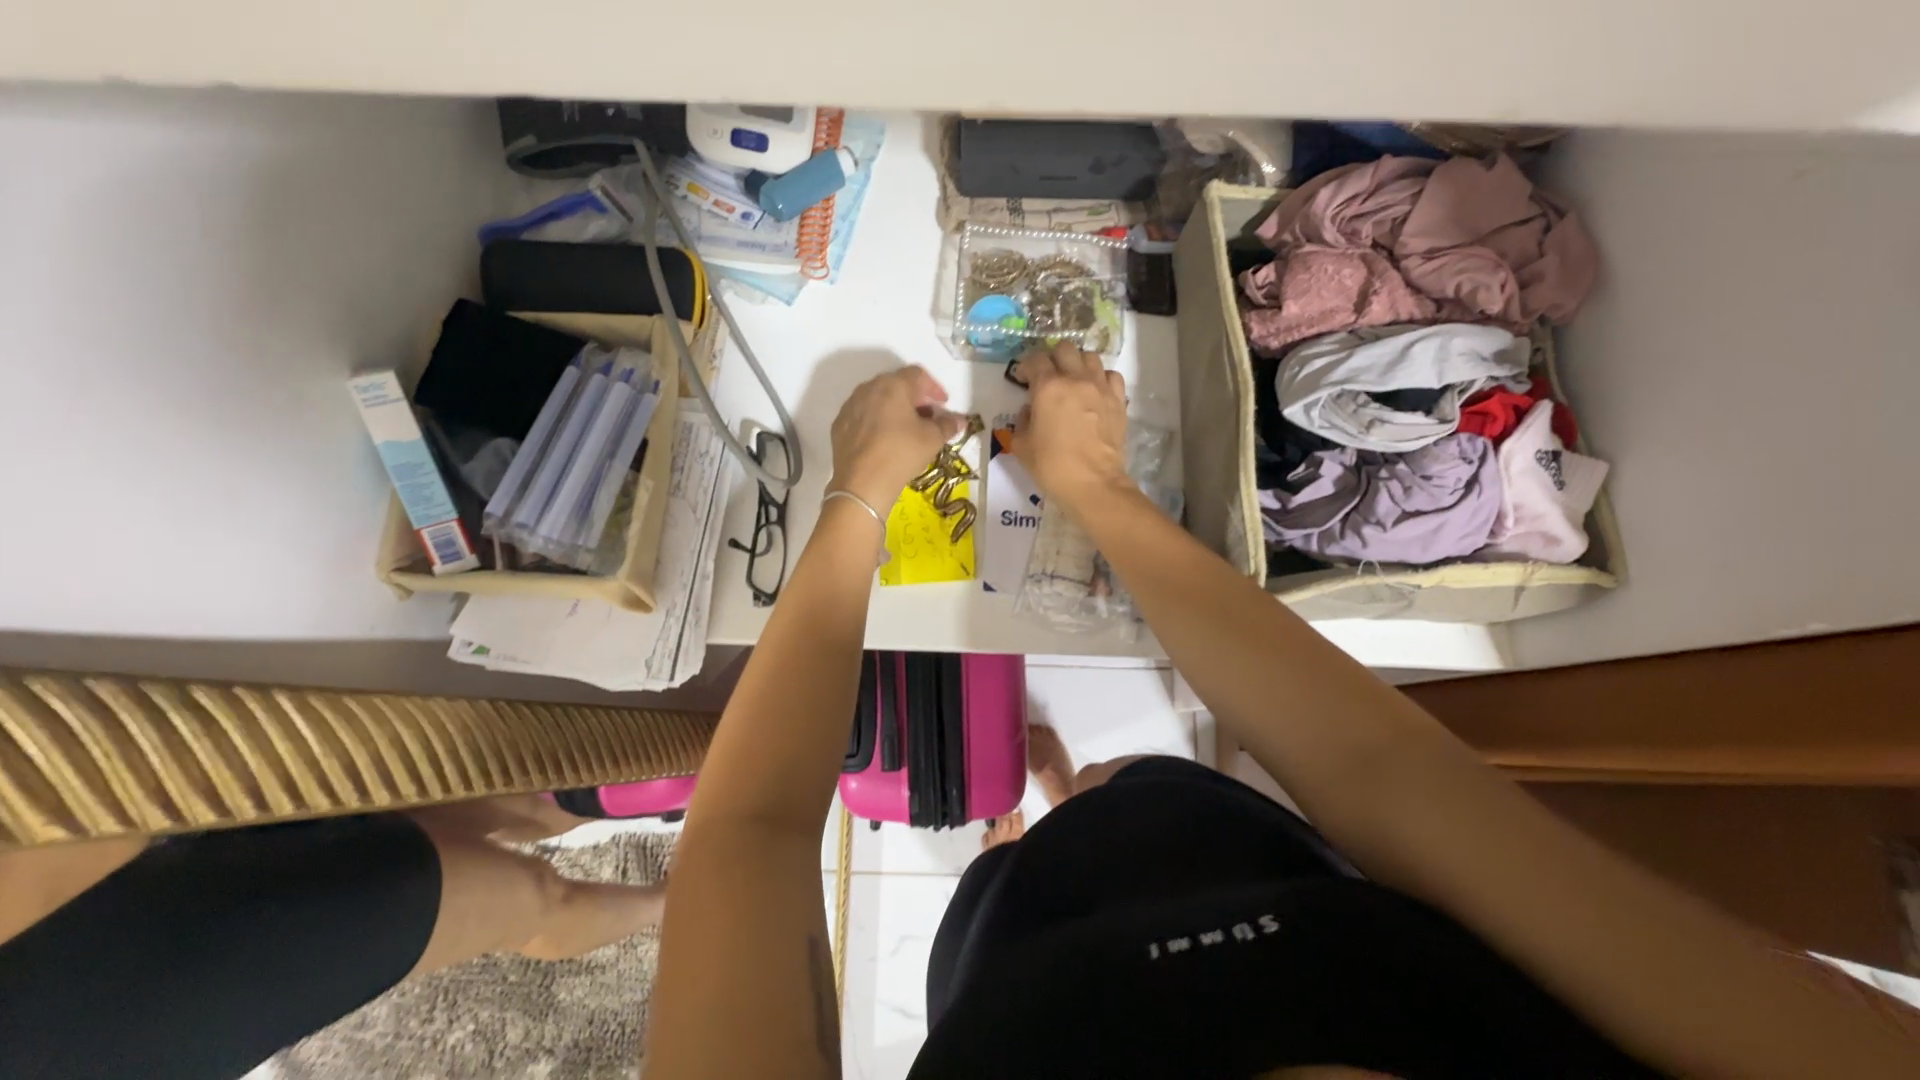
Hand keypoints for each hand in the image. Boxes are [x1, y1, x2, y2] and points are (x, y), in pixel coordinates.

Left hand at [829, 365, 965, 509]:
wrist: (862, 483)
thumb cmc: (902, 453)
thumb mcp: (932, 439)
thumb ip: (948, 425)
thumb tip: (959, 420)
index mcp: (893, 385)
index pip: (917, 374)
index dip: (934, 387)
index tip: (943, 404)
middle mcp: (868, 388)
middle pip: (895, 384)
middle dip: (913, 397)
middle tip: (926, 416)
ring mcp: (850, 406)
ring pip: (876, 399)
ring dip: (893, 408)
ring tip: (905, 428)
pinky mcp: (839, 425)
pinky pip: (862, 415)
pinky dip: (875, 421)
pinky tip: (883, 439)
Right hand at [1010, 342, 1128, 514]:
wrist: (1093, 484)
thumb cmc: (1052, 466)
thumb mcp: (1022, 446)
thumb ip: (1022, 421)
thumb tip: (1030, 410)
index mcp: (1048, 387)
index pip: (1035, 359)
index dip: (1026, 366)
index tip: (1023, 379)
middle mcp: (1076, 379)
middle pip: (1065, 349)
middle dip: (1053, 358)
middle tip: (1048, 376)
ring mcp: (1101, 388)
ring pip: (1090, 357)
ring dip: (1078, 364)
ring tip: (1073, 381)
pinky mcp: (1118, 401)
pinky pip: (1111, 375)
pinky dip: (1101, 378)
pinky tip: (1094, 392)